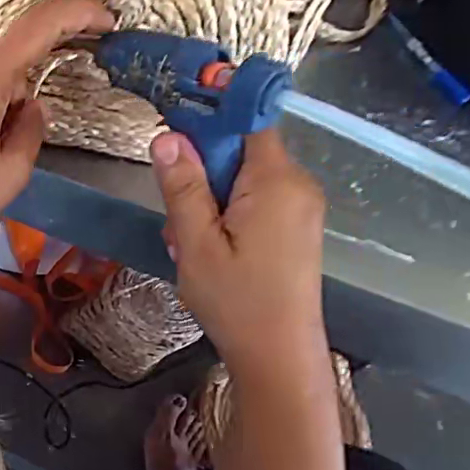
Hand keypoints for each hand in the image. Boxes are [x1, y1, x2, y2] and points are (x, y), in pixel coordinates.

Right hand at [152, 128, 326, 373]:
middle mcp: (296, 184)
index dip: (213, 115)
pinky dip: (229, 217)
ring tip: (192, 247)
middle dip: (202, 175)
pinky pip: (257, 202)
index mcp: (275, 181)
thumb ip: (183, 188)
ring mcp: (300, 207)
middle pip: (242, 151)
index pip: (248, 119)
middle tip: (178, 221)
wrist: (278, 355)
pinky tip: (212, 252)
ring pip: (244, 180)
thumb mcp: (195, 245)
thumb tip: (168, 136)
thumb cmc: (235, 301)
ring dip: (210, 202)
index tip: (176, 128)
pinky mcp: (297, 228)